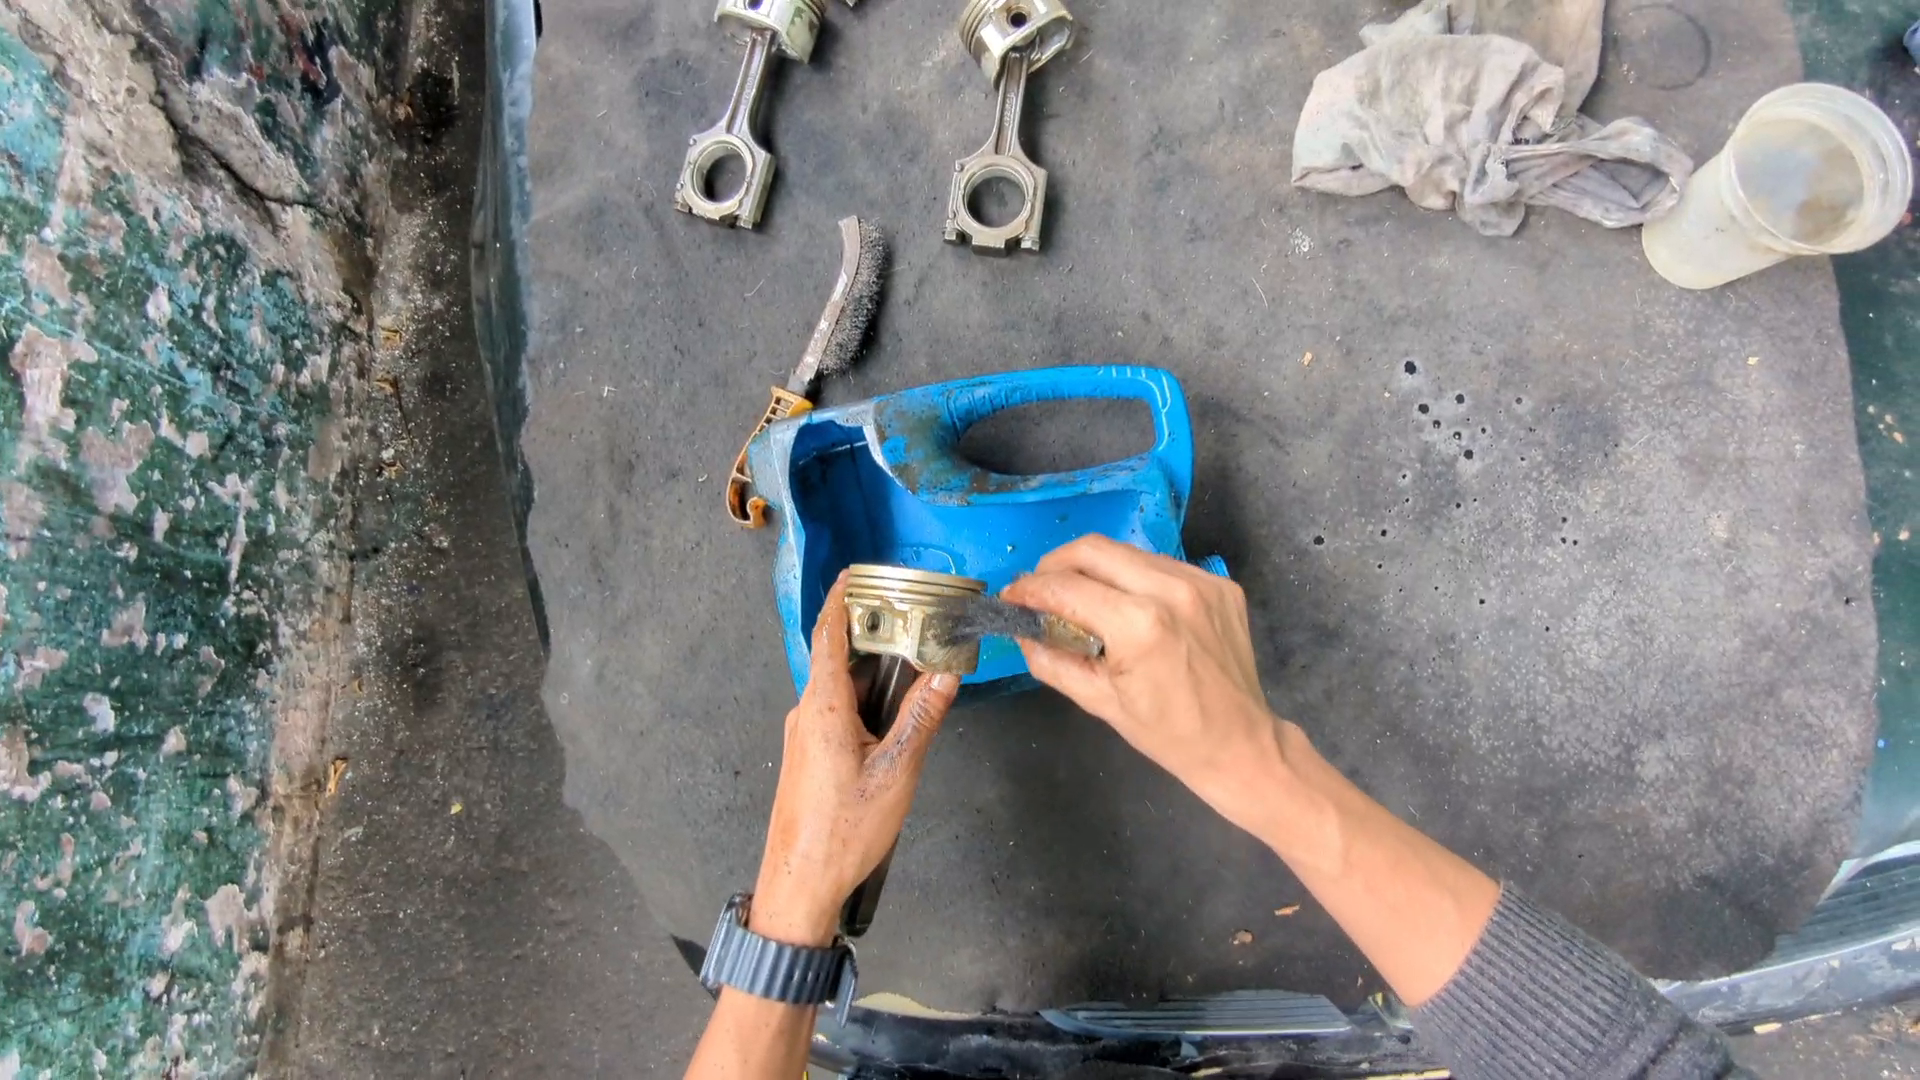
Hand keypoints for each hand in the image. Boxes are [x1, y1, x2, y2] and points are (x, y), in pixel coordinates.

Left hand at [751, 572, 960, 945]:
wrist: (798, 886)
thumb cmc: (847, 828)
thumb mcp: (897, 770)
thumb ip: (922, 716)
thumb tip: (948, 670)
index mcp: (824, 705)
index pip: (829, 635)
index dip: (842, 599)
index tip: (858, 572)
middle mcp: (807, 710)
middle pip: (840, 659)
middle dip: (876, 638)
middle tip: (916, 625)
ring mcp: (803, 734)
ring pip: (841, 688)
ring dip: (874, 676)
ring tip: (916, 672)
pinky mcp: (807, 755)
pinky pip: (836, 711)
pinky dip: (864, 701)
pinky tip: (892, 720)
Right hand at [1002, 535, 1289, 834]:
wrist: (1241, 743)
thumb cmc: (1166, 733)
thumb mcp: (1098, 702)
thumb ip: (1051, 660)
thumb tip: (1022, 630)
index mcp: (1139, 625)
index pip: (1066, 586)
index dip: (1029, 588)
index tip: (1011, 597)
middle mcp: (1171, 590)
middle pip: (1092, 549)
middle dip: (1055, 564)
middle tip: (1040, 588)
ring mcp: (1201, 582)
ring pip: (1126, 552)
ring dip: (1094, 568)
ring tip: (1081, 595)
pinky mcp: (1219, 583)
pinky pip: (1160, 564)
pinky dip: (1132, 577)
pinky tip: (1128, 603)